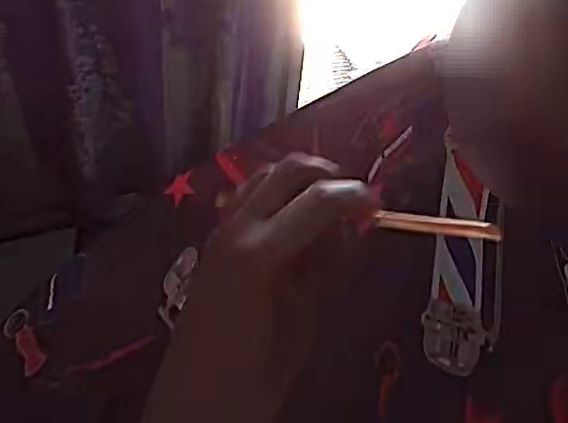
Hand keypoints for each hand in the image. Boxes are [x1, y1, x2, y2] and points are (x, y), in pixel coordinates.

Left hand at [143, 154, 378, 422]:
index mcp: (258, 254)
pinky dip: (277, 189)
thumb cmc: (251, 380)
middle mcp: (237, 227)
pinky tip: (293, 215)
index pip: (318, 200)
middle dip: (329, 174)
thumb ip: (324, 269)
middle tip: (354, 199)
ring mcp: (222, 226)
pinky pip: (250, 191)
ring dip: (302, 177)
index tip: (377, 202)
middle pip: (291, 168)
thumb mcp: (301, 324)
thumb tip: (348, 228)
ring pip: (269, 171)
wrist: (190, 407)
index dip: (353, 194)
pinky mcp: (216, 234)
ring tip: (327, 205)